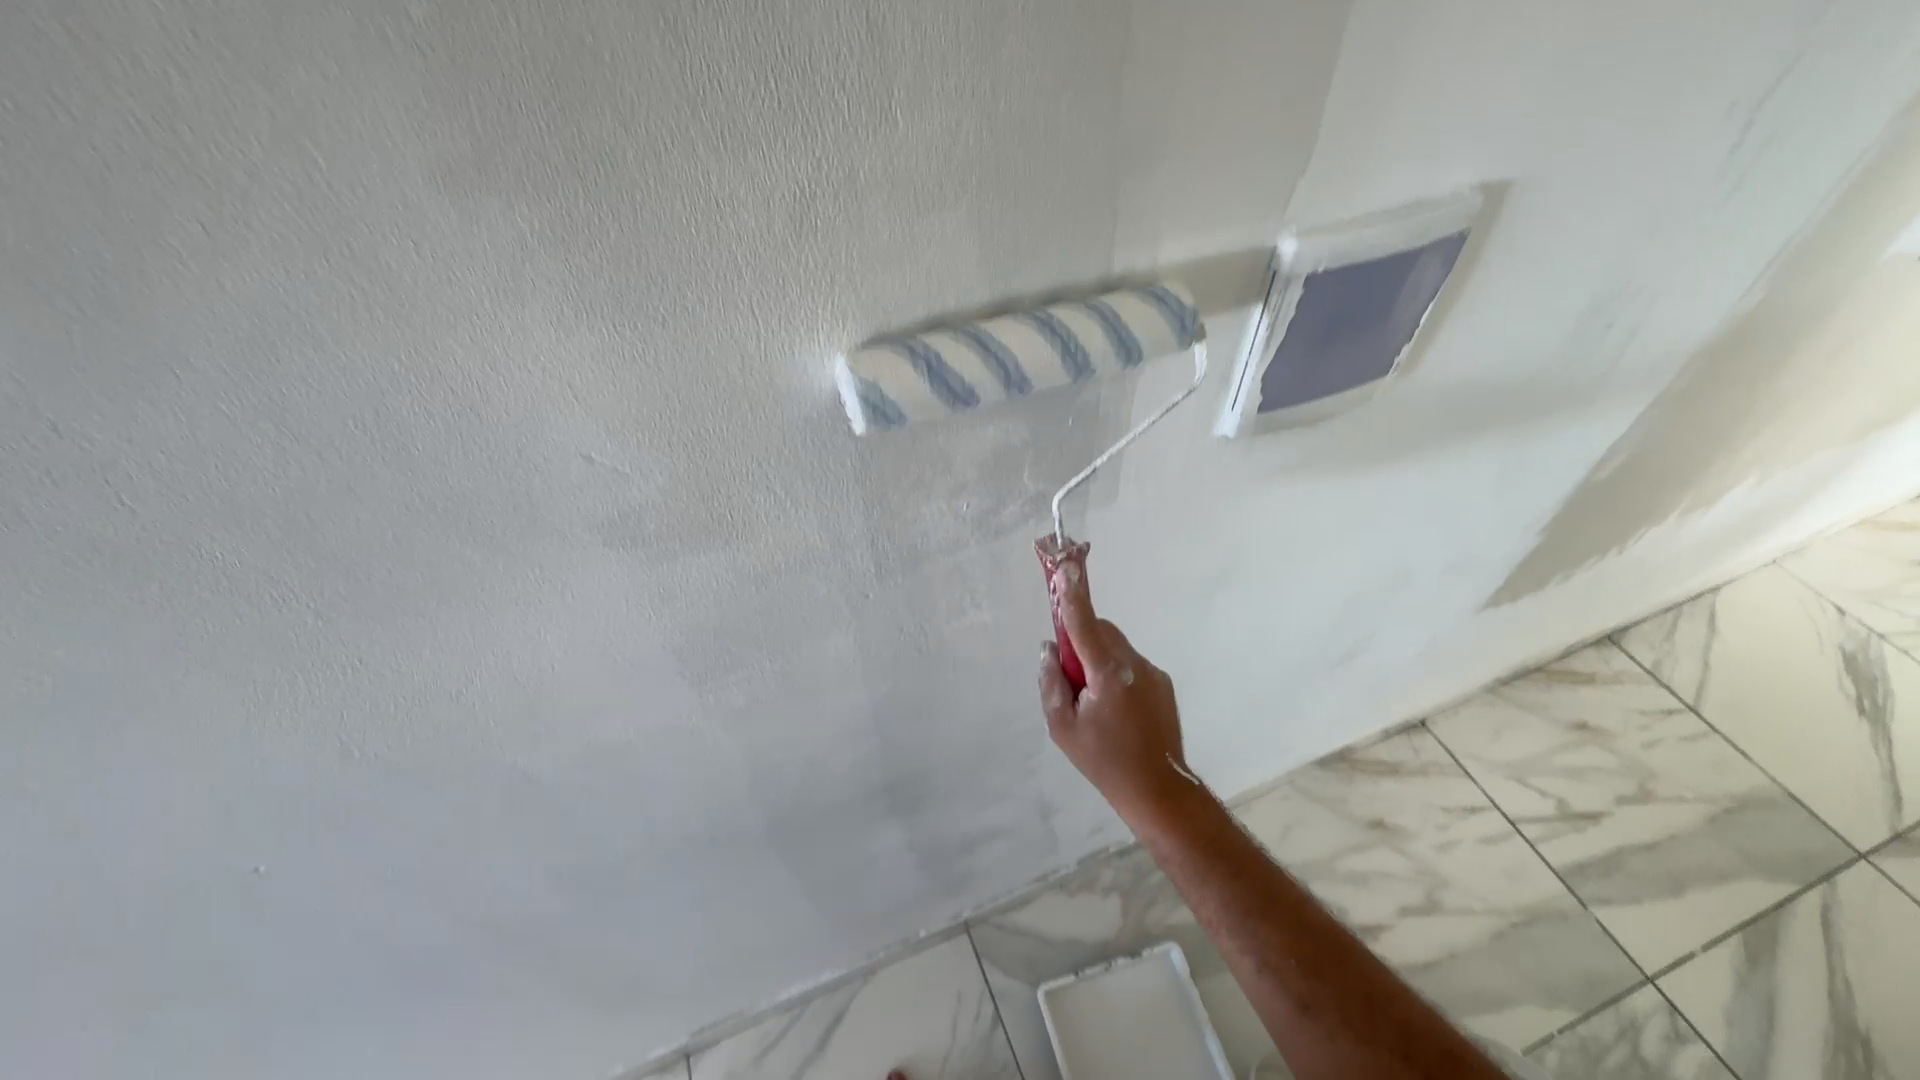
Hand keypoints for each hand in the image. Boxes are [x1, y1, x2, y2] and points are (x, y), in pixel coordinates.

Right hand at [1038, 560, 1196, 822]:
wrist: (1158, 789)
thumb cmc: (1103, 761)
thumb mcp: (1061, 726)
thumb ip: (1050, 681)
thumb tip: (1050, 648)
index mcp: (1107, 673)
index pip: (1084, 622)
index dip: (1072, 593)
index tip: (1066, 564)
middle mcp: (1134, 665)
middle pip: (1101, 632)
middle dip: (1081, 640)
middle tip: (1067, 673)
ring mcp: (1153, 674)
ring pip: (1116, 650)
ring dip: (1098, 661)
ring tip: (1092, 704)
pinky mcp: (1163, 685)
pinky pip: (1130, 667)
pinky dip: (1115, 675)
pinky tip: (1115, 712)